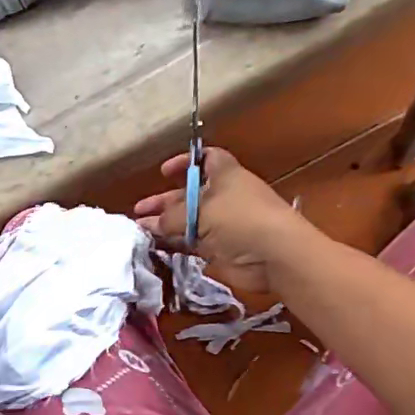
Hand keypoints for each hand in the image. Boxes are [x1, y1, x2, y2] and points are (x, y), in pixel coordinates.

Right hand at [133, 147, 319, 293]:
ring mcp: (223, 225)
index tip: (165, 172)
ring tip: (140, 230)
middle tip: (139, 210)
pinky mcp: (221, 250)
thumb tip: (151, 224)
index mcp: (225, 175)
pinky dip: (176, 244)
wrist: (274, 255)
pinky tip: (156, 246)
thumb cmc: (240, 218)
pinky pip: (193, 244)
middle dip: (165, 202)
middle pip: (190, 195)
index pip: (205, 159)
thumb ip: (172, 216)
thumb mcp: (201, 210)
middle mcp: (223, 197)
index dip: (186, 163)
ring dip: (166, 225)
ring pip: (189, 222)